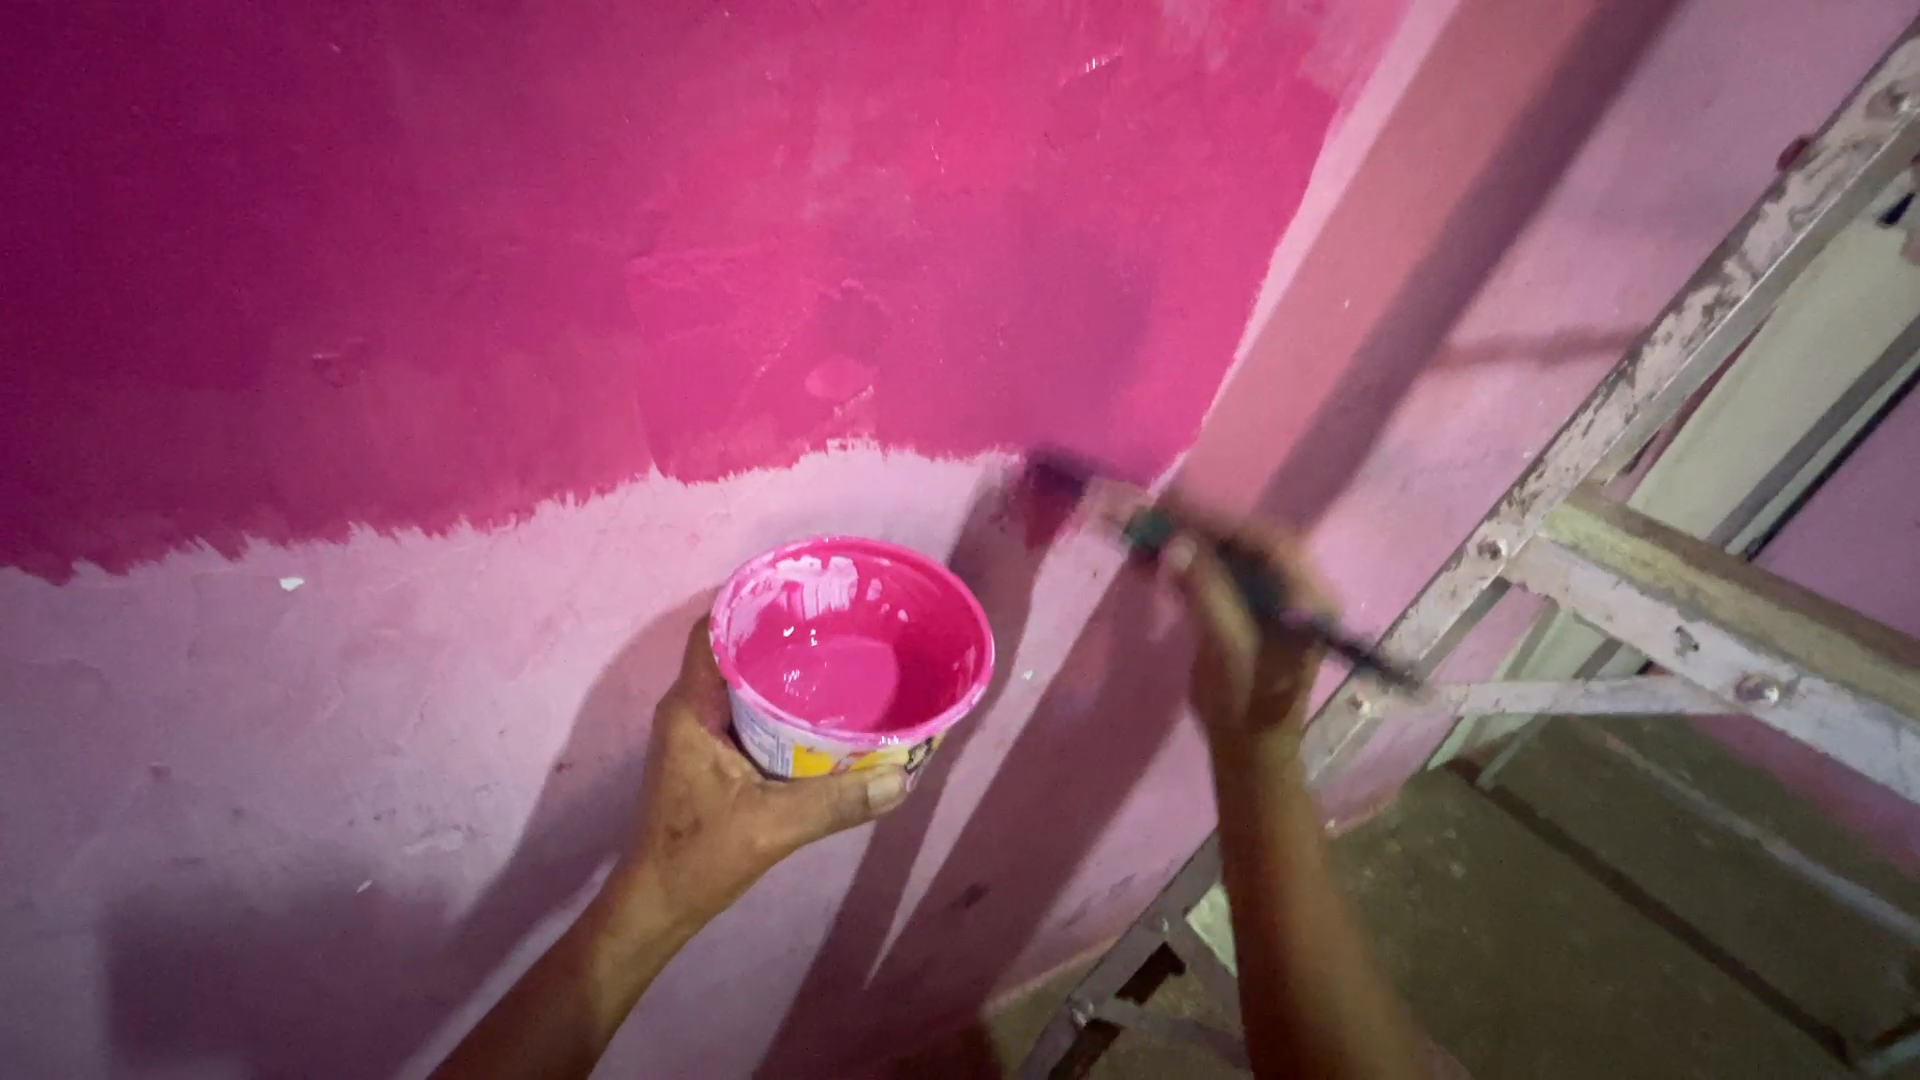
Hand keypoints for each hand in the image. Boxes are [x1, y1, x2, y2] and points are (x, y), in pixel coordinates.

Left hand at [608, 619, 910, 933]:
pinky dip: (776, 696)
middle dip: (778, 630)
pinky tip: (817, 705)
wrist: (659, 906)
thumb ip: (838, 802)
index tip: (802, 593)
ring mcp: (698, 730)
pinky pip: (745, 704)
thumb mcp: (774, 827)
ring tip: (833, 653)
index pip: (713, 630)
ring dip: (778, 664)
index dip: (751, 601)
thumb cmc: (700, 857)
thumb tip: (904, 776)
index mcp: (691, 707)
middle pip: (732, 647)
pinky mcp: (710, 751)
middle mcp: (689, 707)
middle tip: (834, 622)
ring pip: (740, 676)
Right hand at [1163, 518, 1335, 739]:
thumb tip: (1176, 544)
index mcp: (1307, 597)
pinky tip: (1148, 561)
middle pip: (1243, 543)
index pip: (1267, 542)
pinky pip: (1210, 575)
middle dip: (1197, 527)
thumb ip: (1206, 592)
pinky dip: (1179, 565)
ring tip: (1141, 534)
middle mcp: (1292, 589)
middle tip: (1152, 512)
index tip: (1176, 506)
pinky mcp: (1239, 609)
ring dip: (1183, 543)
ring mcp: (1265, 598)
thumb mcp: (1227, 648)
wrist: (1247, 748)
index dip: (1222, 521)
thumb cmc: (1246, 703)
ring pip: (1223, 556)